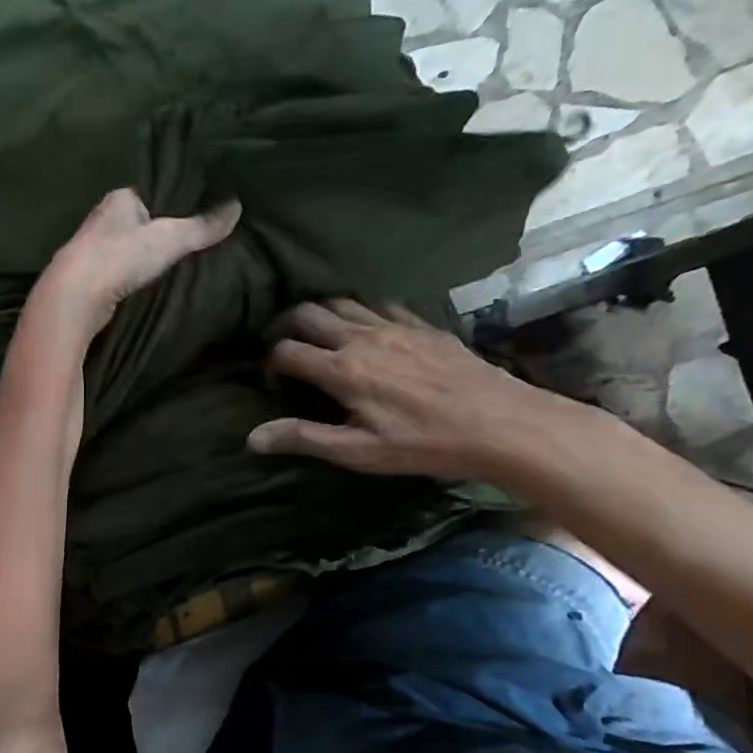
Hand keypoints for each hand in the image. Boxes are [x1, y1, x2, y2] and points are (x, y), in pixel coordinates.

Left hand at [31, 188, 241, 337]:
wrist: (74, 297)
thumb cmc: (120, 257)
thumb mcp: (170, 237)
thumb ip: (203, 225)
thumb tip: (237, 206)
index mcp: (120, 197)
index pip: (153, 193)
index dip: (176, 203)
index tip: (199, 215)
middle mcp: (103, 218)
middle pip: (141, 222)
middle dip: (162, 232)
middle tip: (195, 244)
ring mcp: (93, 249)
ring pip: (129, 249)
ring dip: (146, 258)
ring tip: (177, 266)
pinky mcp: (89, 277)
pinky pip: (120, 272)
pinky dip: (134, 277)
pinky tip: (150, 286)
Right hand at [247, 299, 605, 481]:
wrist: (501, 424)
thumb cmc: (423, 444)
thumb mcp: (358, 451)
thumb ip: (303, 437)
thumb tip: (251, 437)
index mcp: (341, 370)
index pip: (286, 350)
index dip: (269, 361)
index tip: (272, 378)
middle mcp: (361, 337)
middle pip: (308, 312)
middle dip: (285, 324)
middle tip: (282, 343)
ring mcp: (394, 325)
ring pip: (342, 301)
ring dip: (321, 312)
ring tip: (318, 332)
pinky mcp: (421, 324)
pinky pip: (380, 303)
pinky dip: (361, 310)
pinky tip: (367, 328)